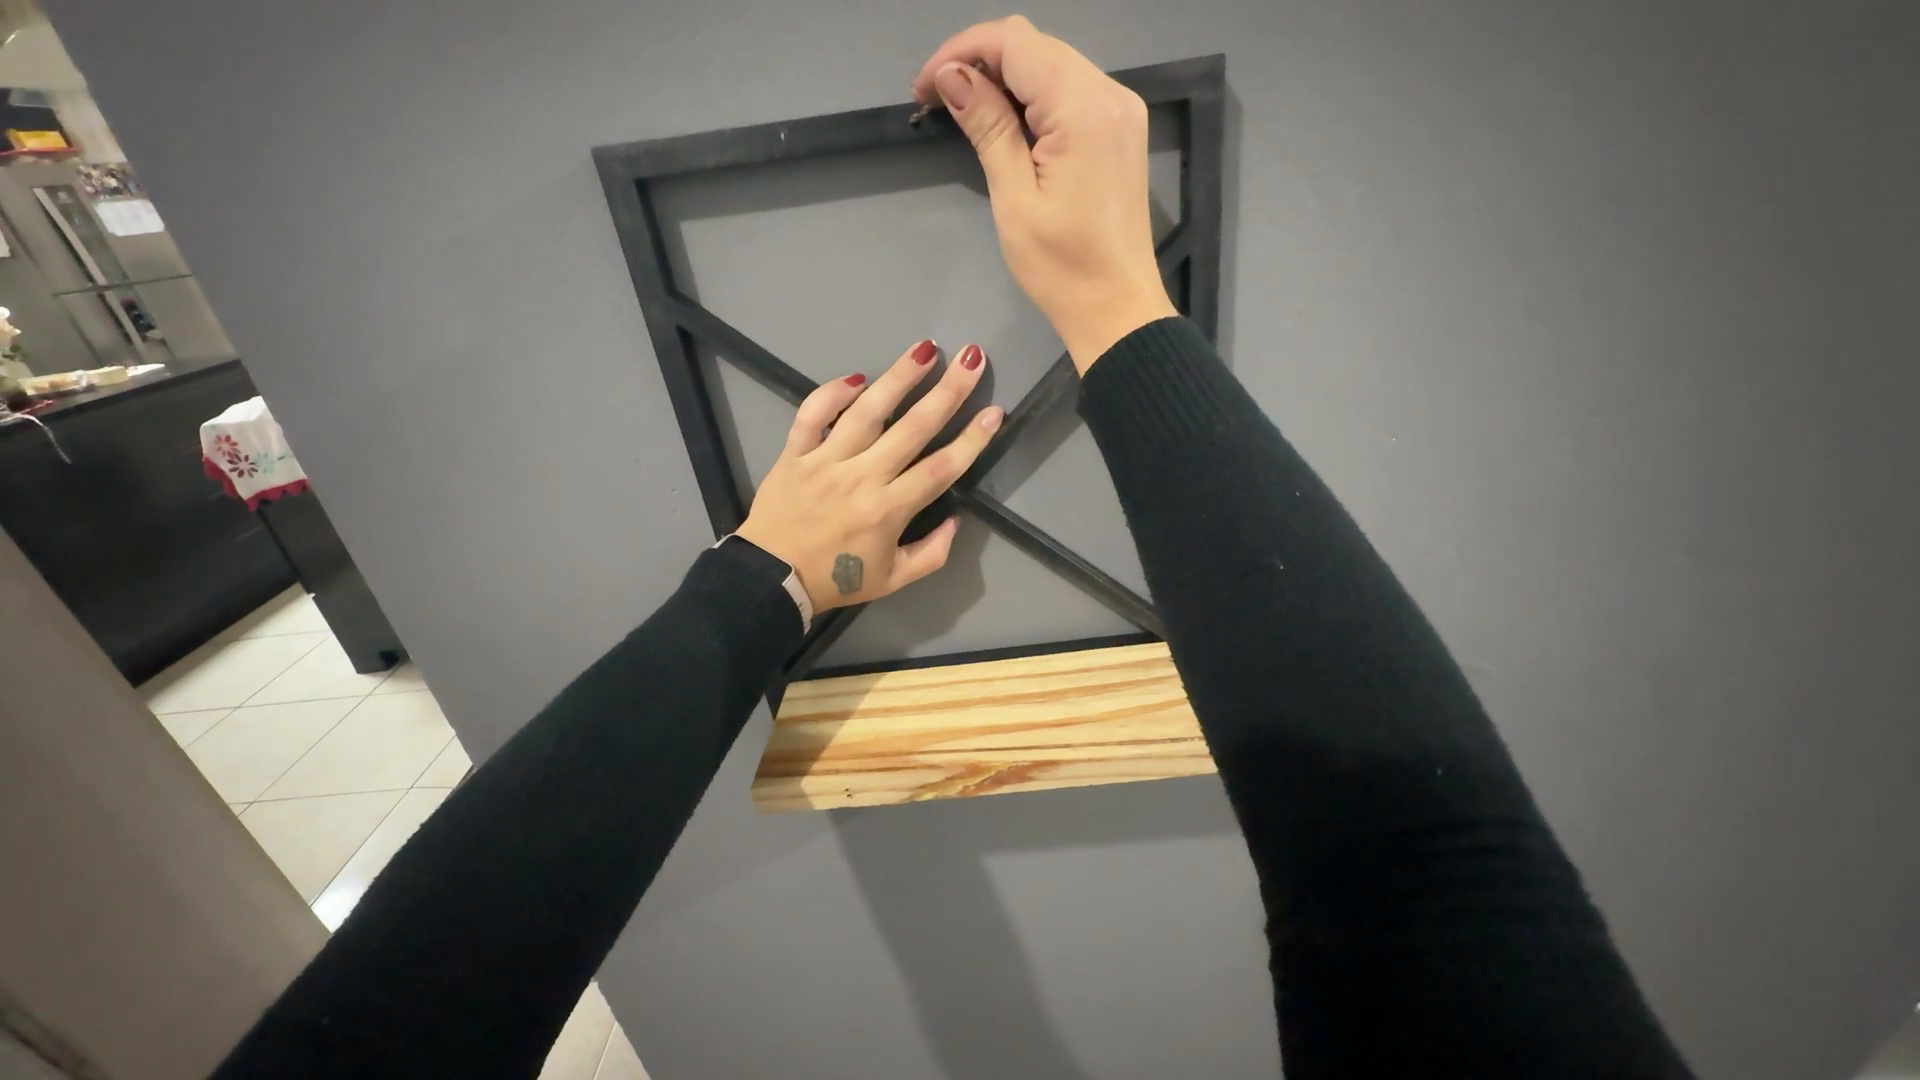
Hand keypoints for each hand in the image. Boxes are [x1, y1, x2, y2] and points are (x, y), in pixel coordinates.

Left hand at [737, 340, 1001, 611]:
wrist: (770, 579)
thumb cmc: (836, 580)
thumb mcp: (893, 580)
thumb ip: (931, 554)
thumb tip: (955, 521)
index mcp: (889, 509)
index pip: (941, 468)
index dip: (972, 439)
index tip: (995, 412)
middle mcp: (862, 477)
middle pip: (912, 427)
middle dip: (948, 391)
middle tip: (971, 357)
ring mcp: (826, 461)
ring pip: (867, 411)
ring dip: (898, 377)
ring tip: (924, 349)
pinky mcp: (794, 454)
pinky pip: (812, 415)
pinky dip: (830, 393)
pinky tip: (855, 377)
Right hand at [913, 16, 1177, 371]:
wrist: (1117, 307)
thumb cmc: (1062, 268)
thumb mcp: (1015, 199)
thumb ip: (988, 128)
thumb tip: (952, 76)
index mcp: (1083, 108)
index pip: (1015, 43)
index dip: (961, 51)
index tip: (923, 88)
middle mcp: (1110, 93)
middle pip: (1035, 45)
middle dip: (979, 60)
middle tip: (937, 100)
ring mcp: (1120, 109)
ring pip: (1052, 62)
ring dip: (1004, 76)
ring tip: (965, 112)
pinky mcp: (1120, 128)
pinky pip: (1070, 88)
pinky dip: (1033, 94)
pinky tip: (1006, 122)